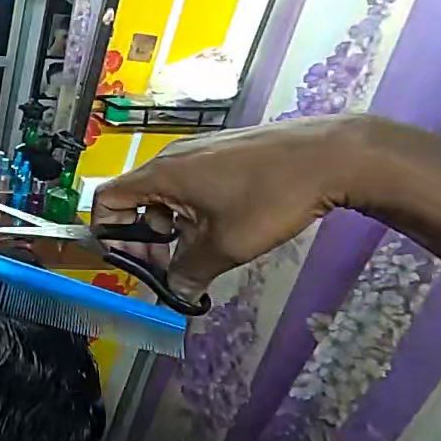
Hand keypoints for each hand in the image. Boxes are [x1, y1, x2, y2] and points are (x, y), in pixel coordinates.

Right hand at [93, 115, 374, 299]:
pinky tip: (223, 224)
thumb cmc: (271, 197)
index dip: (108, 232)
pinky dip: (190, 208)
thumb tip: (176, 291)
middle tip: (168, 264)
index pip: (106, 199)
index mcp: (160, 175)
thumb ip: (190, 271)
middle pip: (134, 199)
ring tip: (200, 247)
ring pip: (163, 193)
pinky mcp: (220, 150)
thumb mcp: (227, 245)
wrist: (334, 155)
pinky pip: (187, 182)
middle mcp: (170, 158)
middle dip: (143, 236)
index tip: (134, 258)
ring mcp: (196, 150)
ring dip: (169, 225)